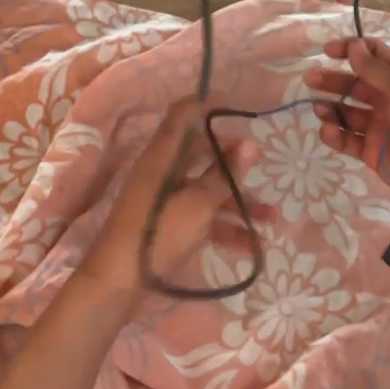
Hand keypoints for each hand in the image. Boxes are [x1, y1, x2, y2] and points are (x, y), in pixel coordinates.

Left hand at [75, 98, 260, 306]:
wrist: (117, 283)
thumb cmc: (157, 235)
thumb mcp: (198, 205)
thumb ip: (224, 176)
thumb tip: (250, 143)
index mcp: (163, 155)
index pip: (184, 113)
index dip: (209, 105)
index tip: (239, 107)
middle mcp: (163, 170)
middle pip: (201, 153)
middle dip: (234, 161)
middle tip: (262, 166)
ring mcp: (164, 199)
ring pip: (206, 189)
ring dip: (237, 201)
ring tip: (271, 218)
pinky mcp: (167, 225)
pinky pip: (201, 216)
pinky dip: (224, 226)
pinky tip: (251, 245)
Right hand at [305, 37, 389, 216]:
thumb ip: (375, 69)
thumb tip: (353, 46)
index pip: (374, 55)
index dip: (351, 49)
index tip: (328, 51)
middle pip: (355, 83)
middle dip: (333, 79)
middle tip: (310, 78)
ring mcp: (381, 127)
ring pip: (347, 112)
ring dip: (330, 107)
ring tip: (318, 108)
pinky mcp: (372, 152)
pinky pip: (347, 140)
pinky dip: (335, 135)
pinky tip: (328, 131)